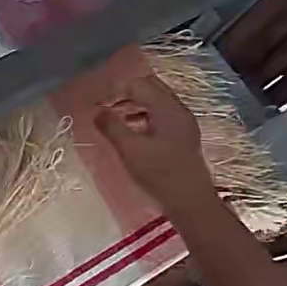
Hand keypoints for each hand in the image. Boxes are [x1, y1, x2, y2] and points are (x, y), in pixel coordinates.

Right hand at [94, 74, 212, 205]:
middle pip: (150, 88)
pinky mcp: (183, 135)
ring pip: (156, 101)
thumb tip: (97, 111)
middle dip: (125, 94)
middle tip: (105, 108)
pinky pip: (161, 115)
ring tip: (114, 119)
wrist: (190, 200)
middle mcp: (178, 109)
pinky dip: (143, 116)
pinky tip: (131, 131)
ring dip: (134, 105)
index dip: (115, 91)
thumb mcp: (130, 150)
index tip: (96, 105)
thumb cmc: (159, 174)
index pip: (138, 85)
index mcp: (167, 109)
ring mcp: (183, 122)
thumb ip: (112, 127)